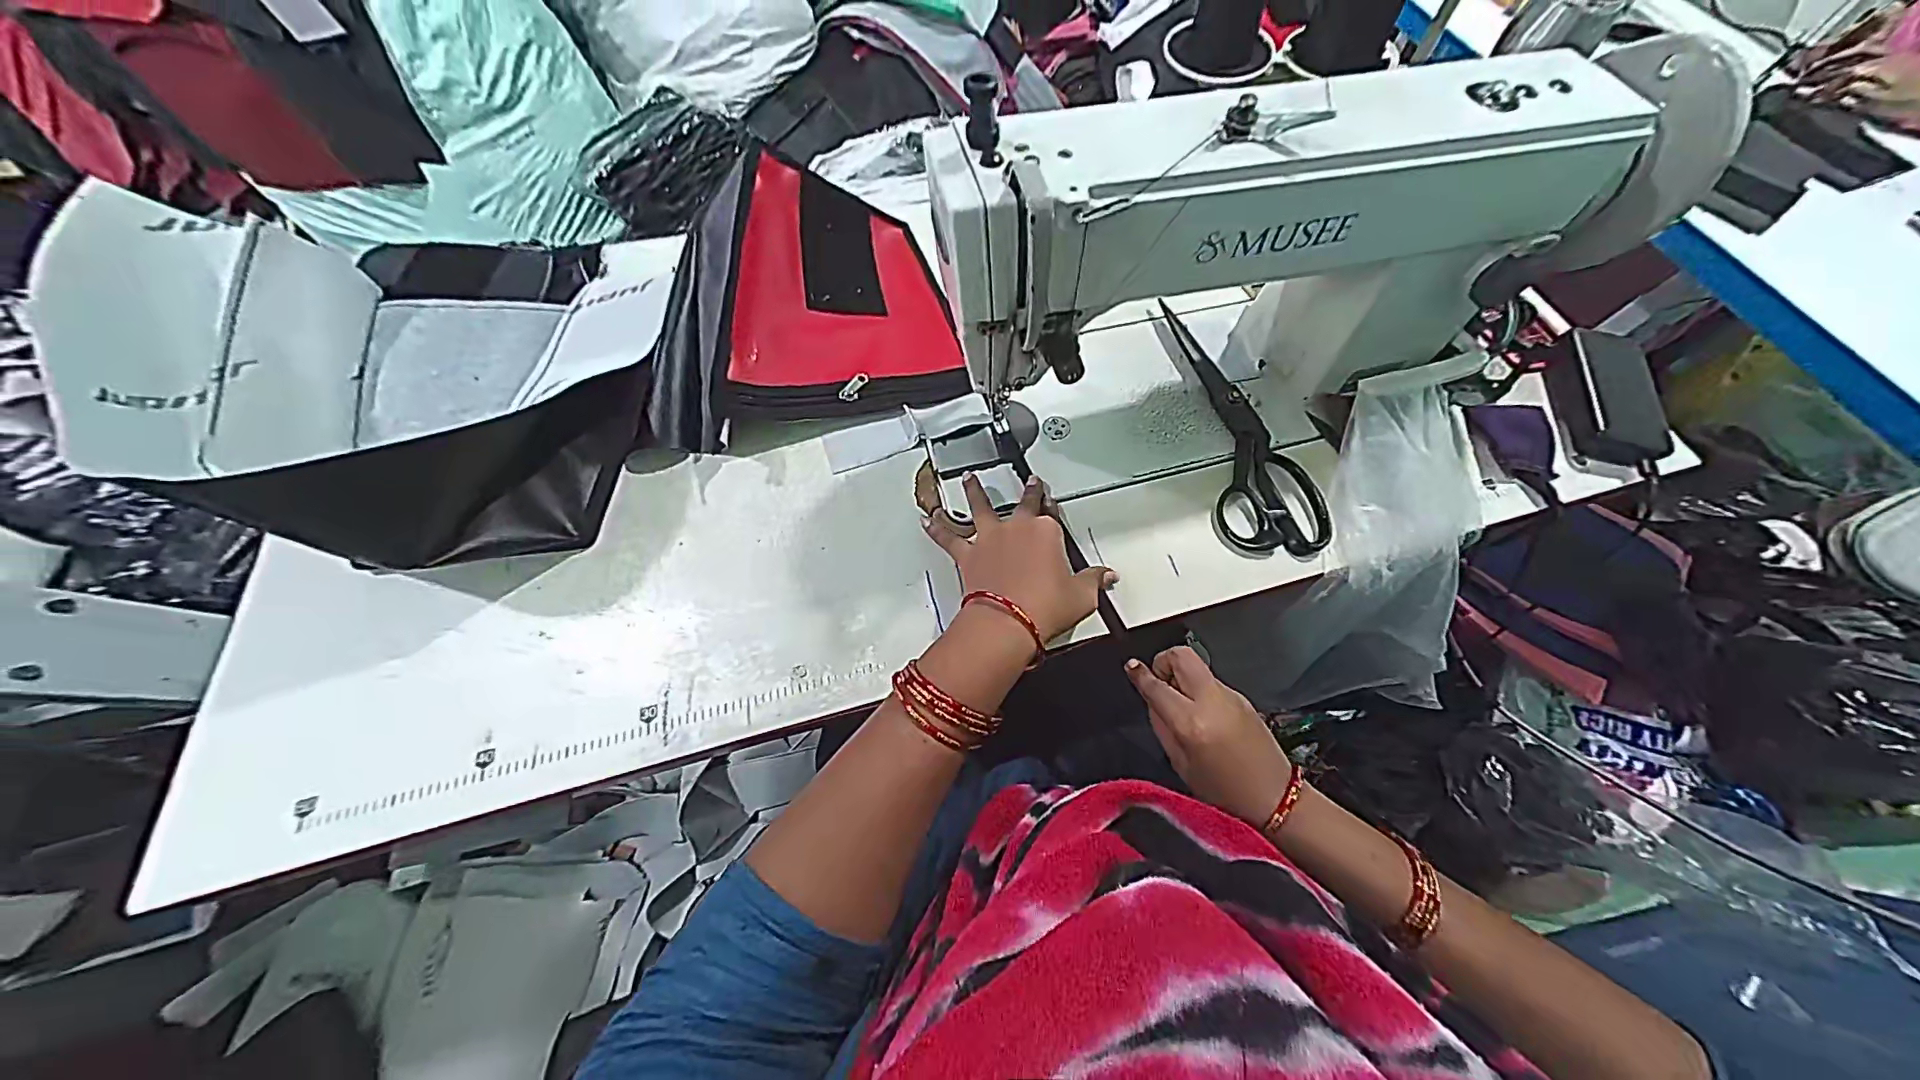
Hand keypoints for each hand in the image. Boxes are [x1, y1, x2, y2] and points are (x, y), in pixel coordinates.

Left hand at [923, 473, 1115, 641]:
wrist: (1007, 622)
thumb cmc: (1042, 607)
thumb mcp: (1081, 595)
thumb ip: (1094, 580)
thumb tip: (1106, 576)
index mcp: (1046, 531)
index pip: (1052, 513)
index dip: (1053, 507)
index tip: (1054, 502)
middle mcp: (1016, 528)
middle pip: (1022, 503)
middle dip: (1028, 491)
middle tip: (1030, 482)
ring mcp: (990, 540)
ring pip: (980, 508)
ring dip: (974, 491)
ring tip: (970, 479)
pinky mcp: (968, 556)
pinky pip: (948, 537)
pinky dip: (937, 528)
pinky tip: (928, 519)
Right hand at [1125, 646, 1292, 827]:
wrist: (1275, 798)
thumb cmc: (1228, 792)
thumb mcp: (1181, 763)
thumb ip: (1162, 726)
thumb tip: (1152, 700)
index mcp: (1193, 723)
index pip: (1157, 685)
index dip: (1139, 674)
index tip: (1132, 668)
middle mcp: (1213, 702)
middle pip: (1181, 655)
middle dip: (1163, 661)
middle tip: (1160, 682)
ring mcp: (1231, 697)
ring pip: (1196, 668)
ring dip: (1182, 678)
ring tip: (1181, 706)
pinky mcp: (1243, 699)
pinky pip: (1211, 683)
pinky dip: (1198, 690)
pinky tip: (1201, 715)